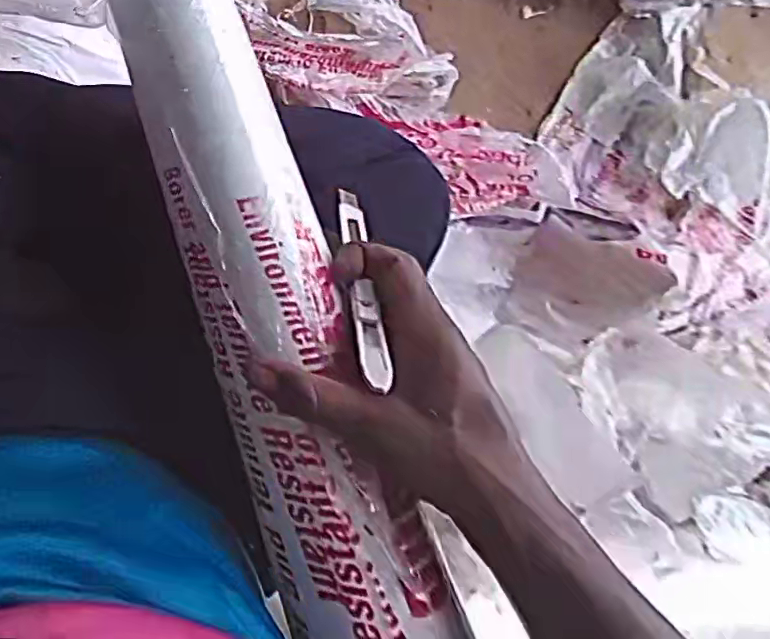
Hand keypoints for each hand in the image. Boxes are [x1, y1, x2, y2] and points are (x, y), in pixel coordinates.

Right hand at [248, 242, 537, 511]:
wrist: (509, 515)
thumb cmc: (460, 466)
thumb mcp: (374, 429)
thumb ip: (314, 397)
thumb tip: (260, 370)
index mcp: (428, 333)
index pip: (396, 263)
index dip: (356, 254)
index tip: (324, 274)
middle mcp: (437, 338)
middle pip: (387, 285)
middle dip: (340, 286)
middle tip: (301, 299)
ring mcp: (438, 361)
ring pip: (388, 317)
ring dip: (347, 319)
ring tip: (309, 334)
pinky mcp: (434, 383)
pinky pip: (392, 345)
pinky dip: (360, 347)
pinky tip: (338, 375)